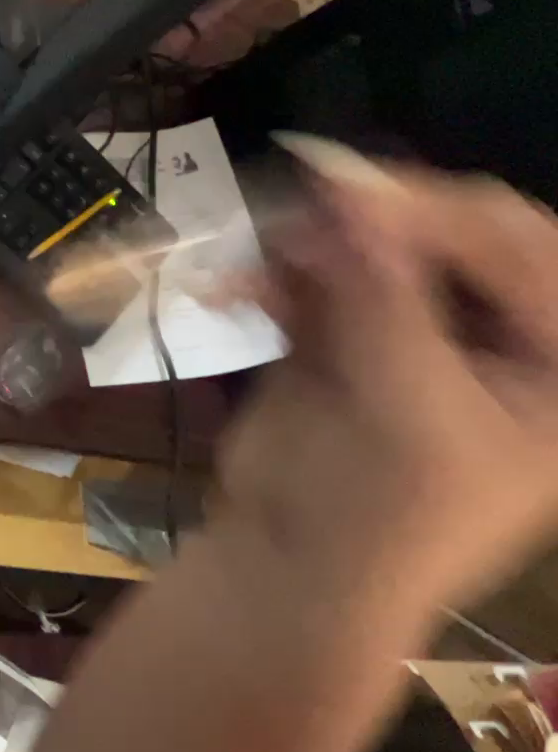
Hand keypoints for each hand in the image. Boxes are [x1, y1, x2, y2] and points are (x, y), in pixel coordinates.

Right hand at [211, 140, 557, 610]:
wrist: (286, 567)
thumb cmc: (376, 513)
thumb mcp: (406, 411)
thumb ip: (384, 302)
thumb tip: (352, 196)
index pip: (520, 250)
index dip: (434, 212)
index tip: (336, 185)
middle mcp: (496, 334)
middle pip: (443, 240)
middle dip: (365, 228)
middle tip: (289, 222)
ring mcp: (410, 336)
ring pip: (366, 257)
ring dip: (302, 254)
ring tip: (246, 269)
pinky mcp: (337, 344)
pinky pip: (309, 289)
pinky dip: (269, 284)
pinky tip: (230, 293)